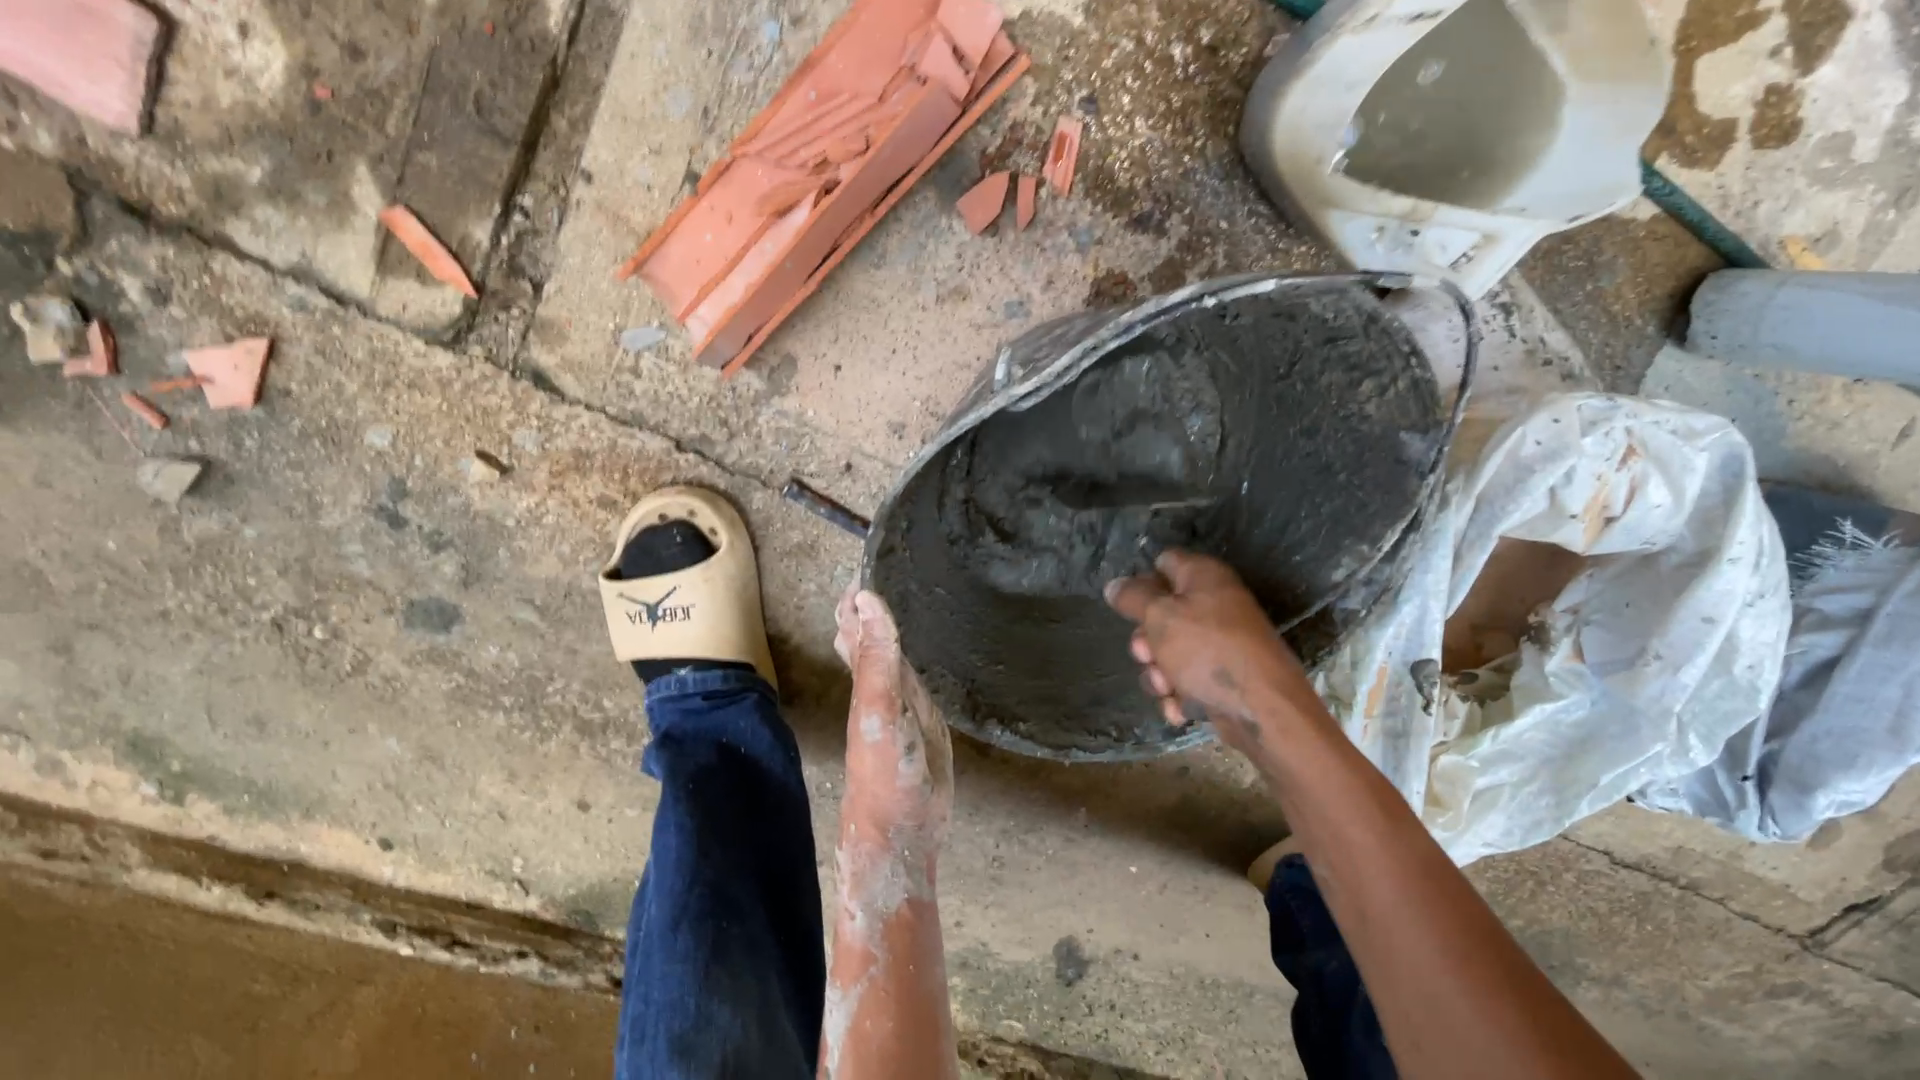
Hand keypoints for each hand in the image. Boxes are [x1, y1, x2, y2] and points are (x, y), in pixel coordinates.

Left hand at [834, 586, 953, 843]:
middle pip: (869, 635)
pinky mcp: (925, 721)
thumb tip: (867, 598)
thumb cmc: (885, 774)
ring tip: (898, 594)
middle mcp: (880, 685)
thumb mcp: (880, 711)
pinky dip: (913, 656)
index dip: (858, 594)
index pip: (855, 623)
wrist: (903, 832)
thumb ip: (877, 659)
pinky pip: (916, 678)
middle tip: (886, 566)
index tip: (870, 556)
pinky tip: (920, 649)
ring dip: (890, 625)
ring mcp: (903, 703)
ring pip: (892, 653)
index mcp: (864, 678)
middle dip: (870, 603)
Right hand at [1105, 550, 1318, 752]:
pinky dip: (1179, 696)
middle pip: (1161, 614)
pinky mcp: (1220, 678)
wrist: (1262, 709)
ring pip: (1168, 654)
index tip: (1128, 605)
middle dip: (1146, 640)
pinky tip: (1181, 708)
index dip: (1141, 582)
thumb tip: (1114, 584)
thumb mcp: (1161, 617)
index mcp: (1204, 577)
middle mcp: (1213, 605)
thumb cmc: (1208, 651)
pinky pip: (1185, 681)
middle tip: (1147, 654)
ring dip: (1158, 674)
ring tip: (1168, 687)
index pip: (1164, 562)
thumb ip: (1133, 598)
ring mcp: (1218, 644)